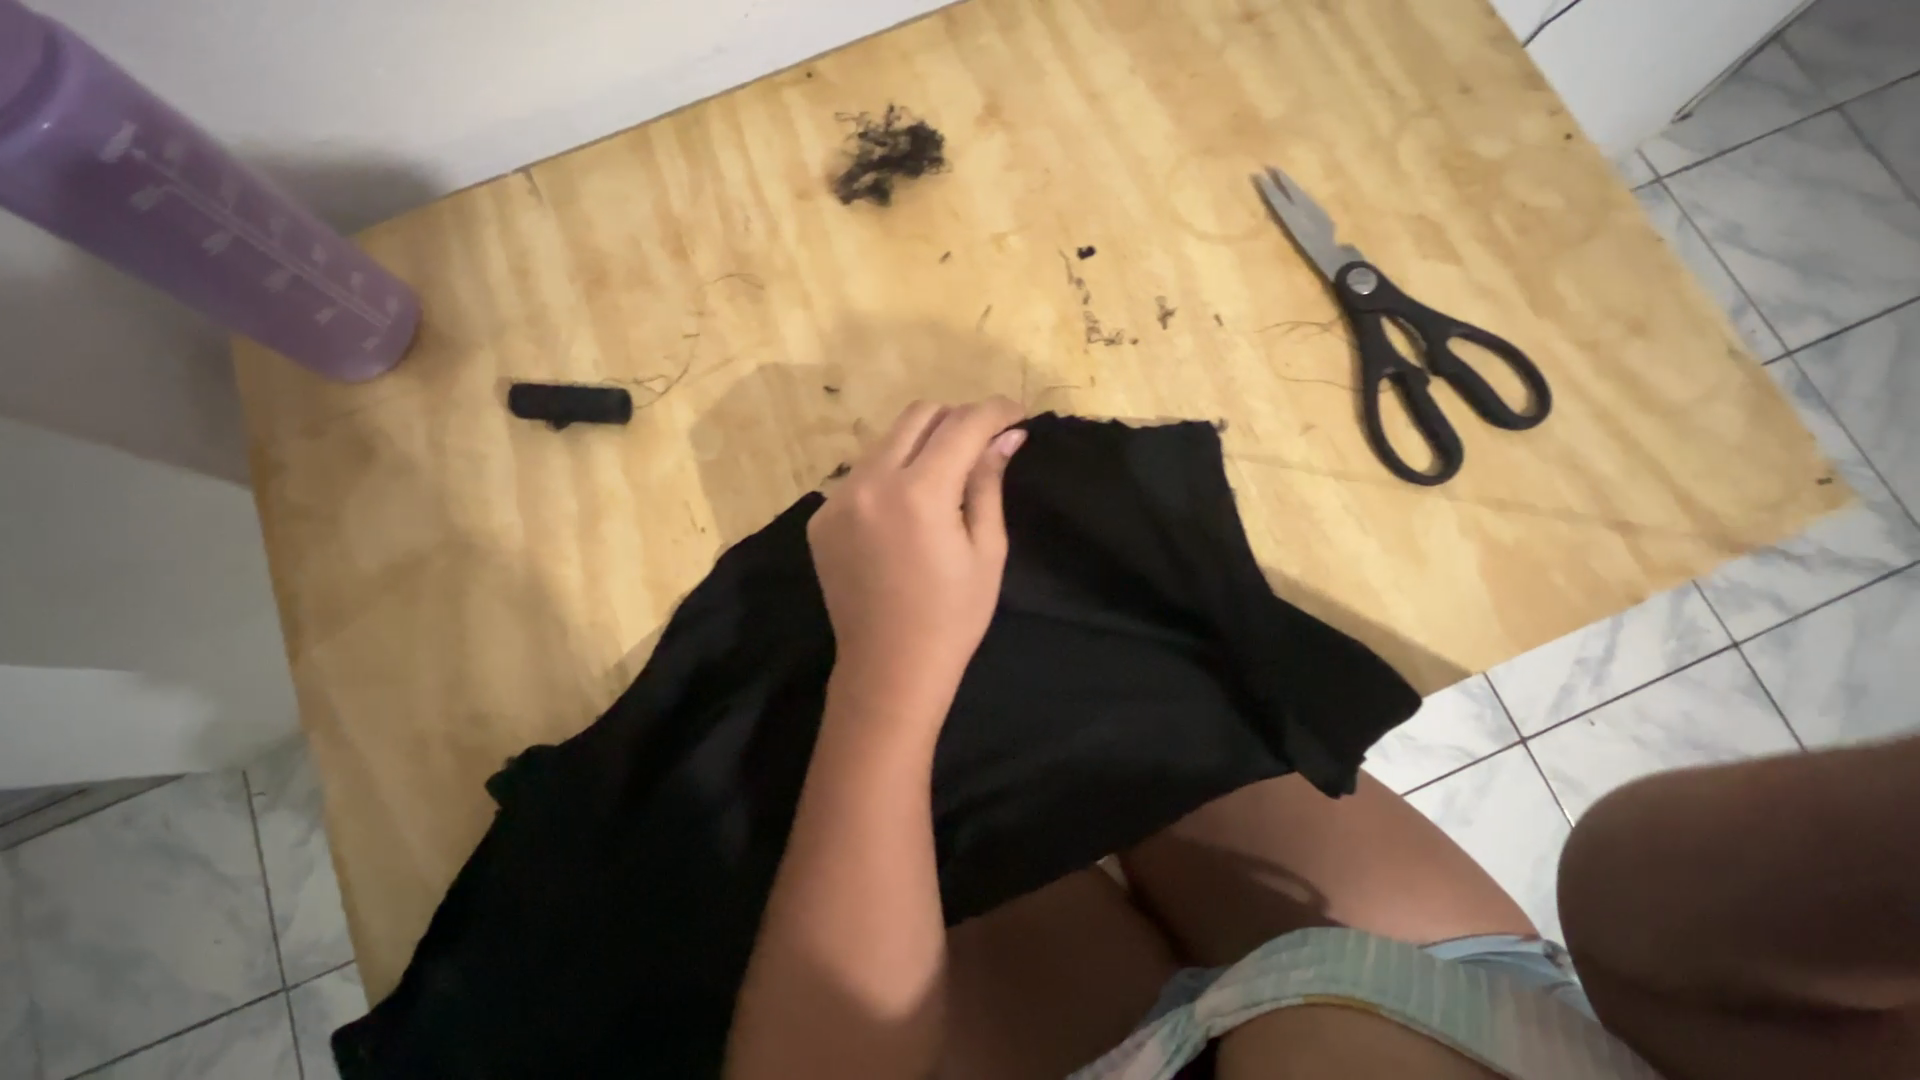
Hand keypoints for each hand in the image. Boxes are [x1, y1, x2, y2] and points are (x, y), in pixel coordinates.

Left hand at [808, 397, 1026, 695]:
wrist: (888, 668)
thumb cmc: (952, 617)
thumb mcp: (986, 551)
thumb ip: (989, 483)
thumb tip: (1006, 436)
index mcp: (919, 492)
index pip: (963, 424)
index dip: (995, 411)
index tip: (1018, 413)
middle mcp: (870, 482)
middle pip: (918, 415)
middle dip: (957, 417)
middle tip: (984, 441)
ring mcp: (838, 499)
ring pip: (885, 441)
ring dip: (921, 443)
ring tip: (948, 474)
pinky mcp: (822, 518)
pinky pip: (861, 475)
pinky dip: (891, 474)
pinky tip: (908, 509)